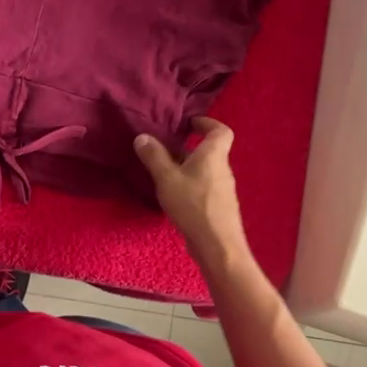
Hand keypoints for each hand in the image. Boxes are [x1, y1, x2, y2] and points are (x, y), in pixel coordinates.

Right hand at [134, 118, 250, 268]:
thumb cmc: (192, 204)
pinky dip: (191, 184)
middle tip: (166, 149)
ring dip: (188, 167)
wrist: (217, 244)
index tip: (189, 123)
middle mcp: (222, 168)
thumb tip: (142, 137)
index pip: (220, 130)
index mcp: (213, 155)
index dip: (207, 123)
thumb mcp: (166, 178)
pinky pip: (204, 186)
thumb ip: (154, 156)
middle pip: (209, 151)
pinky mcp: (219, 206)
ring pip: (205, 170)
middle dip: (189, 148)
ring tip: (165, 173)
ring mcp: (223, 188)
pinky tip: (174, 196)